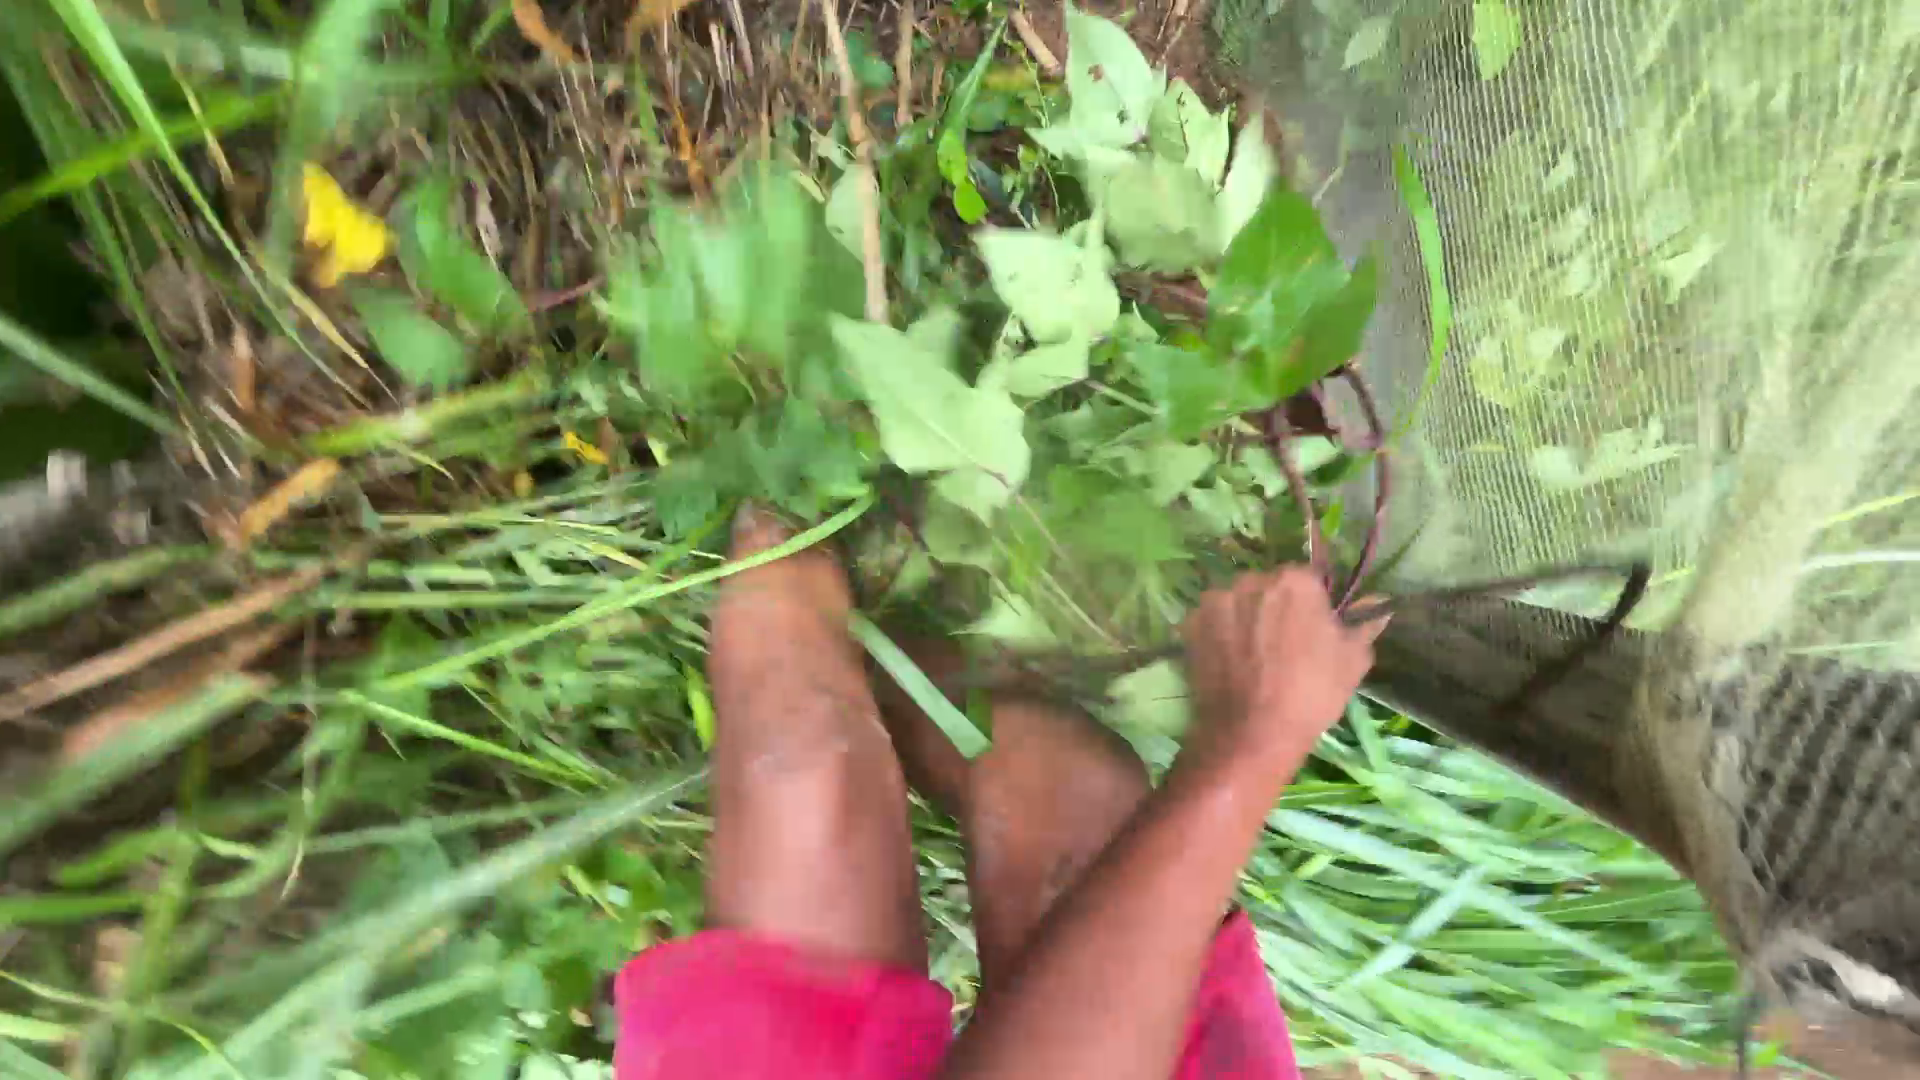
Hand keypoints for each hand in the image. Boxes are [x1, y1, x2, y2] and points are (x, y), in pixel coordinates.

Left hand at [1180, 568, 1386, 780]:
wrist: (1251, 731)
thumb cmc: (1311, 693)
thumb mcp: (1352, 659)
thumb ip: (1363, 622)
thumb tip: (1378, 601)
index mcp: (1295, 581)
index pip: (1306, 579)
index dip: (1310, 603)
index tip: (1310, 626)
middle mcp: (1250, 580)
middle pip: (1266, 586)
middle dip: (1273, 606)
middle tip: (1279, 643)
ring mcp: (1215, 600)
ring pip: (1235, 602)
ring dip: (1243, 617)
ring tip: (1250, 654)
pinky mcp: (1190, 622)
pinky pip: (1210, 620)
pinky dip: (1218, 633)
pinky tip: (1228, 660)